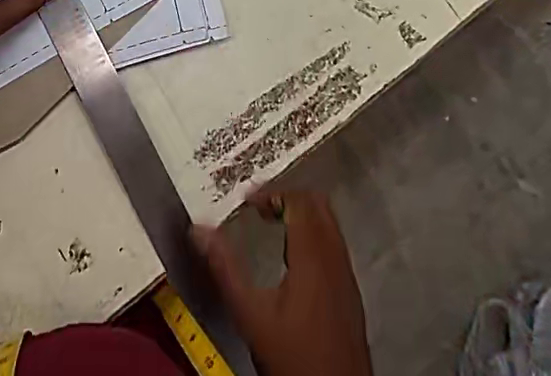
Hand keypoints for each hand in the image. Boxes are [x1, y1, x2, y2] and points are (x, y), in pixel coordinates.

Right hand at [194, 191, 371, 375]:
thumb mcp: (249, 313)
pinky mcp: (351, 295)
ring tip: (272, 225)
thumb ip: (224, 268)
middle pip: (319, 206)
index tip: (246, 200)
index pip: (298, 202)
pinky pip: (335, 246)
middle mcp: (335, 261)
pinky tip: (293, 259)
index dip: (271, 193)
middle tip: (260, 205)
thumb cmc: (292, 357)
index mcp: (312, 257)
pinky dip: (313, 235)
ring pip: (330, 225)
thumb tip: (198, 230)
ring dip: (302, 215)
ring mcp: (347, 278)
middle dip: (287, 197)